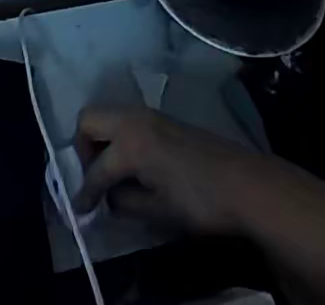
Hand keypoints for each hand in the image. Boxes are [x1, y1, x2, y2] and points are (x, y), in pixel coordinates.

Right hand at [71, 105, 276, 234]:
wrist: (243, 181)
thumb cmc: (199, 200)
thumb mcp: (157, 210)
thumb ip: (125, 202)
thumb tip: (110, 197)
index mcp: (130, 143)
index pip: (95, 170)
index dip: (85, 194)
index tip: (80, 211)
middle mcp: (134, 119)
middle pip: (89, 119)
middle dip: (83, 149)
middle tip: (94, 178)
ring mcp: (149, 114)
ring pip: (108, 114)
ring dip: (101, 139)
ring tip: (112, 172)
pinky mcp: (162, 117)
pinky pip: (126, 119)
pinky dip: (119, 136)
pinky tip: (132, 163)